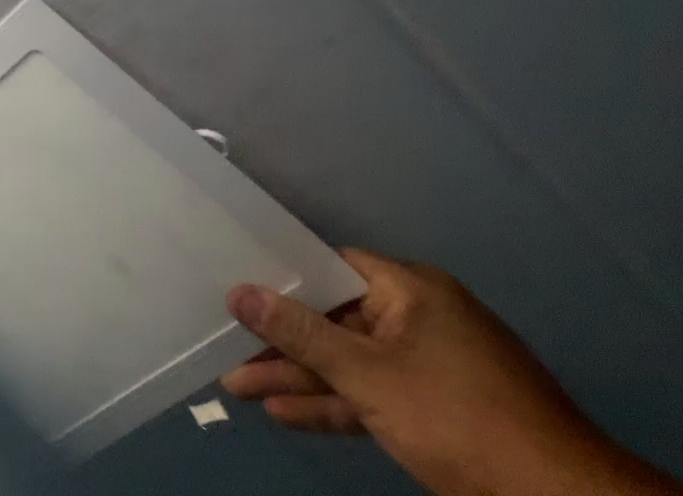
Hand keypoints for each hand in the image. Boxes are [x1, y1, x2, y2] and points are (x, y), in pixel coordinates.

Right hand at [222, 249, 682, 495]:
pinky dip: (332, 403)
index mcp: (412, 291)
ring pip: (348, 362)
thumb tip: (240, 292)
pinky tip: (284, 414)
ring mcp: (429, 366)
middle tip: (226, 346)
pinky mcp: (434, 408)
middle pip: (333, 319)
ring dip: (297, 377)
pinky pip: (370, 393)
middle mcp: (420, 318)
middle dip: (280, 340)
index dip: (282, 274)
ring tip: (237, 386)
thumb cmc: (456, 415)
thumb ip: (300, 332)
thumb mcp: (367, 372)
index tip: (235, 282)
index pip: (331, 267)